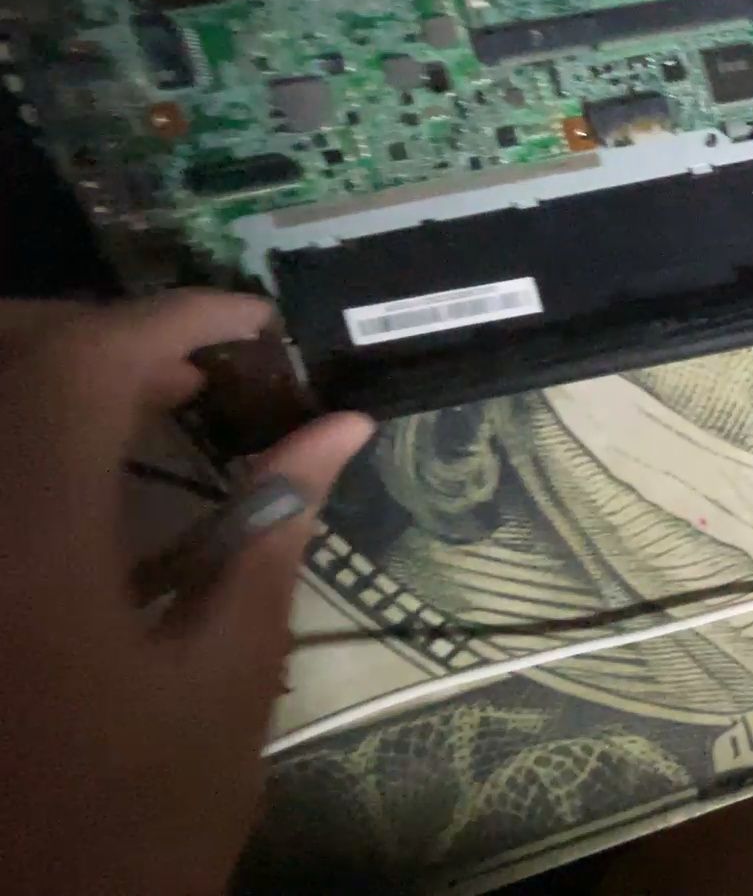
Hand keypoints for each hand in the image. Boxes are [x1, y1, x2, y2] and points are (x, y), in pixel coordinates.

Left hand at [0, 291, 371, 894]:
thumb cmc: (138, 808)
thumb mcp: (230, 667)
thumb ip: (276, 528)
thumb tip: (343, 426)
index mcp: (20, 563)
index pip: (69, 374)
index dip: (171, 320)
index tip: (260, 323)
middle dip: (102, 334)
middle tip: (211, 361)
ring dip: (62, 378)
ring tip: (169, 398)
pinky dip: (28, 433)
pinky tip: (93, 455)